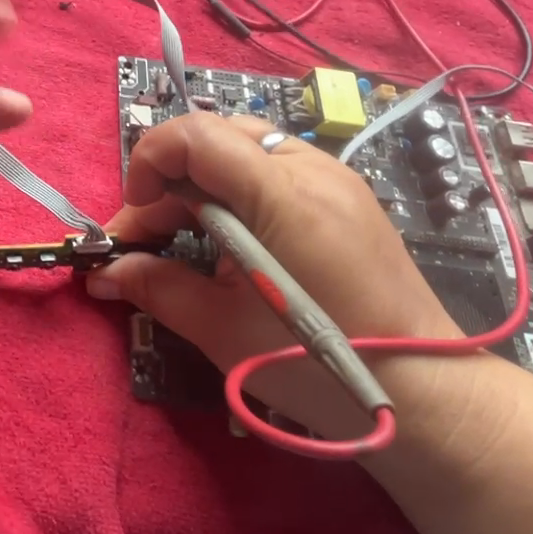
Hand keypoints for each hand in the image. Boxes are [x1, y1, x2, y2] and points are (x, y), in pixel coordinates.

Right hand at [88, 112, 462, 437]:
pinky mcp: (343, 195)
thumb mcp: (221, 330)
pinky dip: (232, 191)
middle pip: (212, 135)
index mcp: (282, 195)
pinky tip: (227, 238)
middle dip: (166, 178)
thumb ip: (156, 287)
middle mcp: (309, 168)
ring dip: (198, 184)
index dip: (148, 162)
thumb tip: (102, 275)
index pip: (194, 135)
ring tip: (182, 238)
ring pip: (239, 146)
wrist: (430, 398)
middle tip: (147, 235)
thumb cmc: (318, 367)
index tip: (136, 216)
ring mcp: (332, 177)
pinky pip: (269, 168)